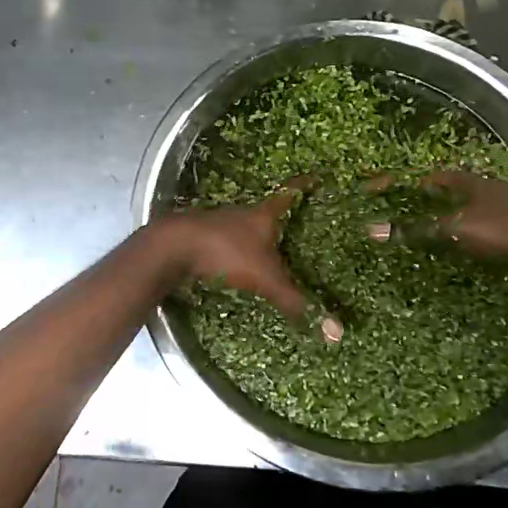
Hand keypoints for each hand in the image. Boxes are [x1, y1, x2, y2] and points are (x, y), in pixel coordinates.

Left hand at [157, 186, 343, 342]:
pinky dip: (234, 250)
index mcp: (262, 215)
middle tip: (297, 228)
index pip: (289, 194)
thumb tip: (335, 331)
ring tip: (270, 251)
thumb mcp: (265, 279)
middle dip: (280, 220)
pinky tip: (235, 264)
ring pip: (243, 227)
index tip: (316, 176)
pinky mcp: (199, 236)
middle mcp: (240, 213)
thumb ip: (295, 302)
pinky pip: (224, 241)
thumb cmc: (225, 253)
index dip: (303, 186)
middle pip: (265, 212)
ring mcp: (217, 222)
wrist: (172, 247)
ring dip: (255, 237)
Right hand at [369, 171, 507, 258]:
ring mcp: (496, 212)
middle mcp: (479, 191)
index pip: (419, 177)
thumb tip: (370, 230)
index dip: (394, 184)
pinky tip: (445, 258)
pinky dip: (454, 243)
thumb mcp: (457, 228)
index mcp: (464, 181)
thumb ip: (415, 229)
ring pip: (455, 215)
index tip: (370, 193)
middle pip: (437, 195)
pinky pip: (470, 235)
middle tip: (386, 220)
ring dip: (434, 226)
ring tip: (409, 242)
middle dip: (412, 205)